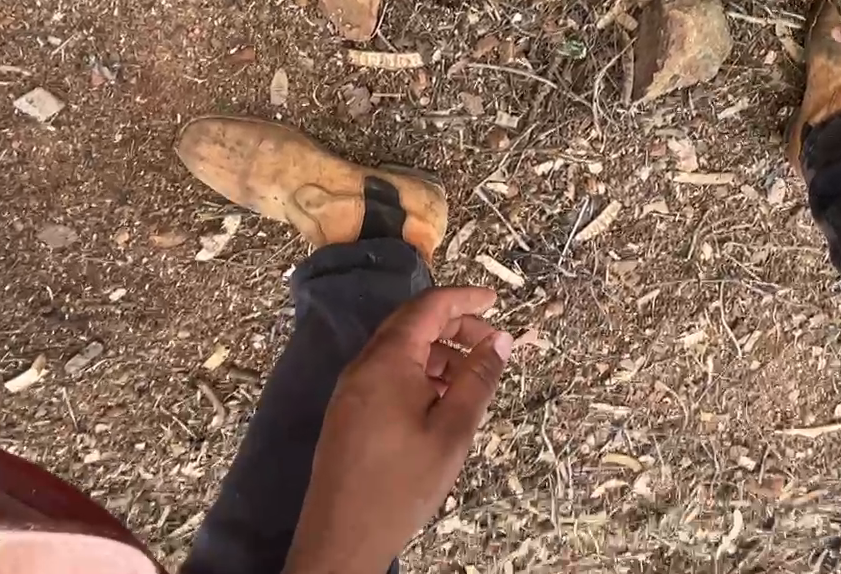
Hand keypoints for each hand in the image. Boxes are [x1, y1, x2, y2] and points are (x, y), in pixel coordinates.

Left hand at [285, 287, 511, 573]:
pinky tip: (442, 400)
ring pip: (402, 350)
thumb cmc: (401, 484)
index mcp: (388, 360)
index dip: (465, 298)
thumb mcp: (452, 431)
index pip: (429, 307)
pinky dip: (421, 373)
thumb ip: (478, 379)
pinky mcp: (349, 411)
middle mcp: (365, 364)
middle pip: (414, 324)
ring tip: (471, 378)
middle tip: (491, 343)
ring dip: (440, 353)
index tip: (495, 301)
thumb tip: (500, 339)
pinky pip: (389, 373)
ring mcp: (353, 388)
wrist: (339, 543)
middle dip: (456, 326)